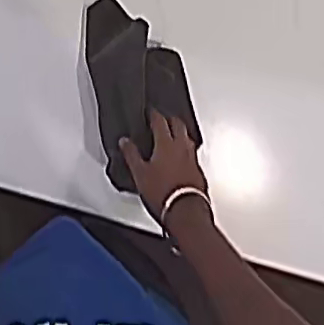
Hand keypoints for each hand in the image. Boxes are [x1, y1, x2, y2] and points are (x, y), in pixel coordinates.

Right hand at [119, 109, 208, 232]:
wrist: (186, 213)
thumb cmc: (164, 194)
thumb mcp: (140, 174)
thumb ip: (131, 155)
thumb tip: (125, 142)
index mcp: (166, 143)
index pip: (160, 120)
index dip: (154, 114)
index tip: (150, 111)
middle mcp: (181, 147)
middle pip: (178, 124)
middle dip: (170, 119)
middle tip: (163, 119)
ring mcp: (192, 158)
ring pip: (187, 137)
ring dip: (180, 133)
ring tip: (173, 135)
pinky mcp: (199, 170)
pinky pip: (192, 153)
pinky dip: (186, 150)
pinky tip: (181, 158)